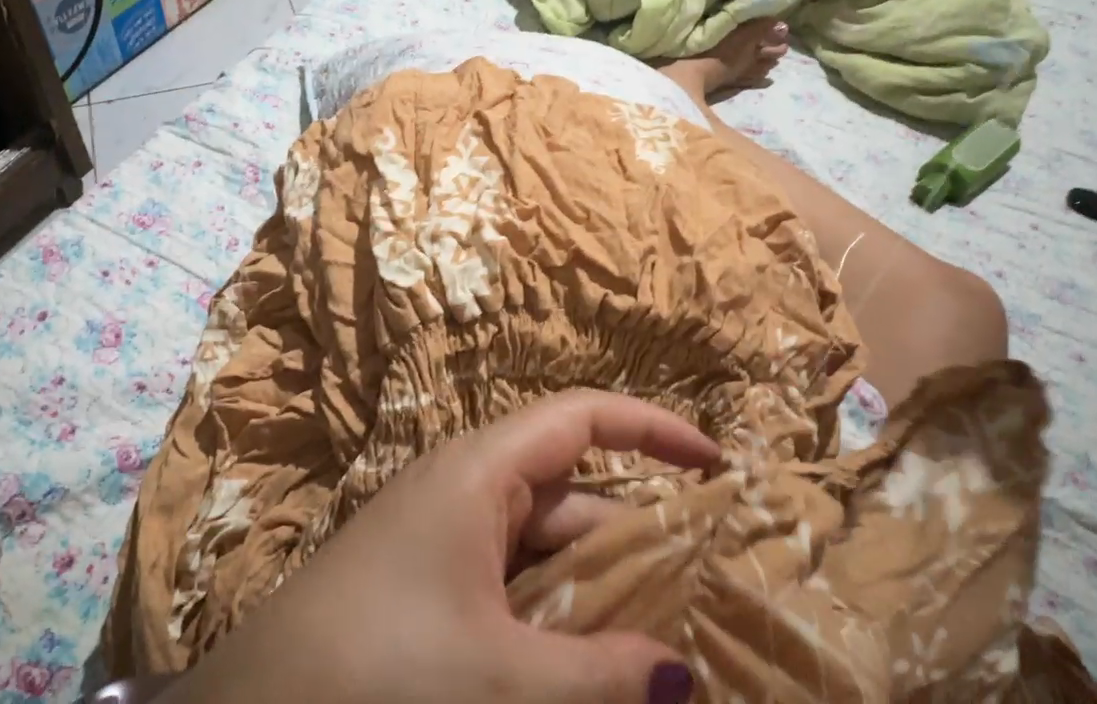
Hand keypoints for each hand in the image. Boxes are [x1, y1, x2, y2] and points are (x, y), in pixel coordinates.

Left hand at [158, 390, 720, 703]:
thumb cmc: (380, 665)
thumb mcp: (499, 675)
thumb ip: (599, 675)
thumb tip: (682, 677)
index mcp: (480, 472)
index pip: (580, 418)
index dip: (651, 429)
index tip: (716, 462)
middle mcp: (466, 490)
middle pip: (572, 496)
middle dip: (639, 540)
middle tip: (711, 592)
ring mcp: (444, 537)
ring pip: (544, 549)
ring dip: (600, 590)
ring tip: (667, 638)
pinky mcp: (428, 581)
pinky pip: (512, 584)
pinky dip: (557, 616)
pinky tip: (591, 662)